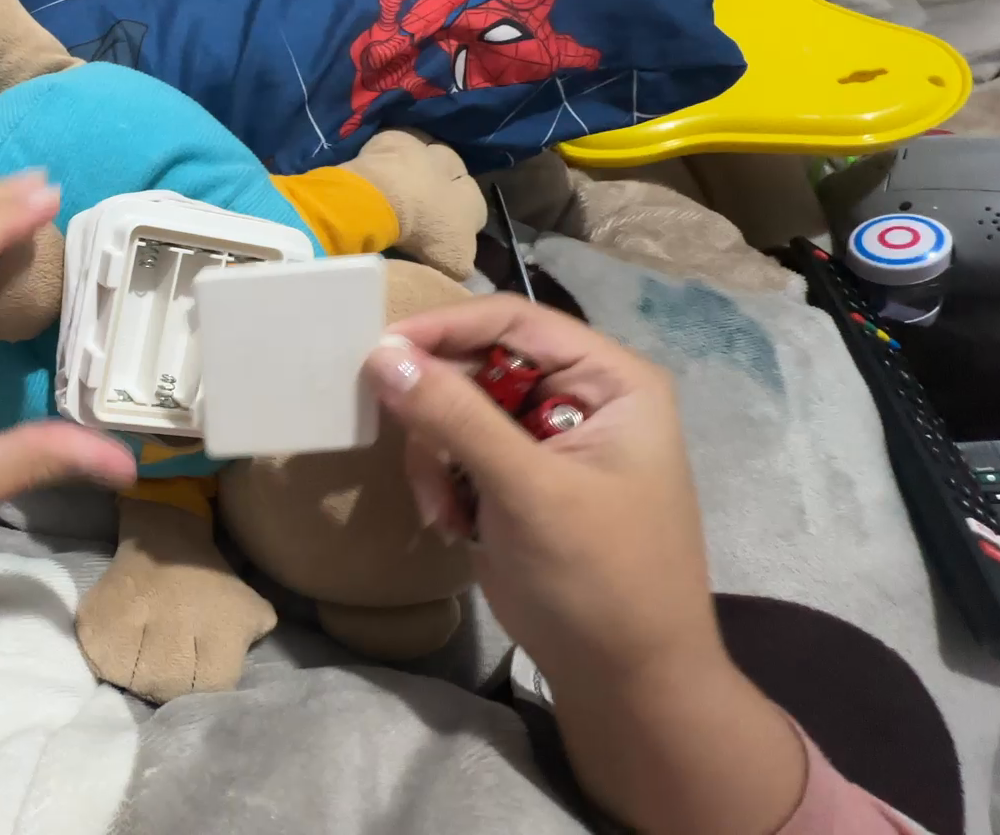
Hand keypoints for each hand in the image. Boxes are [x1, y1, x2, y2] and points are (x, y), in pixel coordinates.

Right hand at [364, 294, 804, 834]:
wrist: (621, 678)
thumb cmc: (599, 577)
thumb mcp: (527, 490)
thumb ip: (454, 417)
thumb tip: (379, 354)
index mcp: (607, 380)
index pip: (511, 320)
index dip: (444, 327)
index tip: (378, 349)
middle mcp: (573, 395)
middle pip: (472, 362)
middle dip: (435, 410)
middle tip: (401, 439)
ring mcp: (537, 436)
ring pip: (450, 406)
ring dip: (432, 456)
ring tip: (441, 510)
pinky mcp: (508, 472)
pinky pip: (449, 446)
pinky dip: (437, 478)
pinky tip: (450, 521)